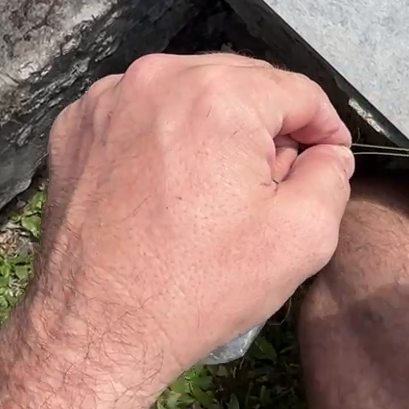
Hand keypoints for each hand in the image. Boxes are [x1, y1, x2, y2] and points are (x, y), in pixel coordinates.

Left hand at [18, 53, 354, 404]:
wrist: (95, 329)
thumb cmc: (196, 287)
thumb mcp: (301, 237)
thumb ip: (331, 176)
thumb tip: (327, 150)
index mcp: (217, 96)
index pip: (296, 90)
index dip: (323, 126)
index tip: (326, 155)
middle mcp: (156, 79)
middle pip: (242, 82)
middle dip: (268, 125)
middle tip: (272, 181)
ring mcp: (107, 99)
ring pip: (190, 92)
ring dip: (216, 126)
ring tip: (217, 186)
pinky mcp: (77, 125)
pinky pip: (142, 110)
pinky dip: (164, 134)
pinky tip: (168, 183)